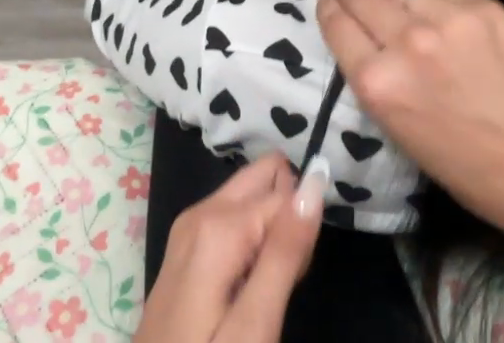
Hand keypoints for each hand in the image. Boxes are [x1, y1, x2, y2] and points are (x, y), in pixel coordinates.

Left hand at [135, 154, 325, 342]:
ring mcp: (190, 229)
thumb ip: (286, 251)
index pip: (288, 193)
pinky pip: (236, 220)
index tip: (295, 277)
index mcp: (218, 224)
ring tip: (262, 291)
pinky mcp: (188, 248)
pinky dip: (253, 246)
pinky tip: (247, 290)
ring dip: (272, 235)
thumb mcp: (254, 326)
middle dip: (287, 217)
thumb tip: (315, 180)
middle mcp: (200, 212)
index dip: (302, 234)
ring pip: (254, 198)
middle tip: (279, 278)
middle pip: (265, 178)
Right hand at [315, 0, 503, 242]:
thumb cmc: (471, 171)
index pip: (337, 24)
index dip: (330, 10)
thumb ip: (379, 80)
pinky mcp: (484, 7)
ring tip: (398, 5)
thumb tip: (369, 42)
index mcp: (378, 83)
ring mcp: (448, 19)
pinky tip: (443, 18)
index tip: (329, 4)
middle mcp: (406, 42)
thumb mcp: (400, 132)